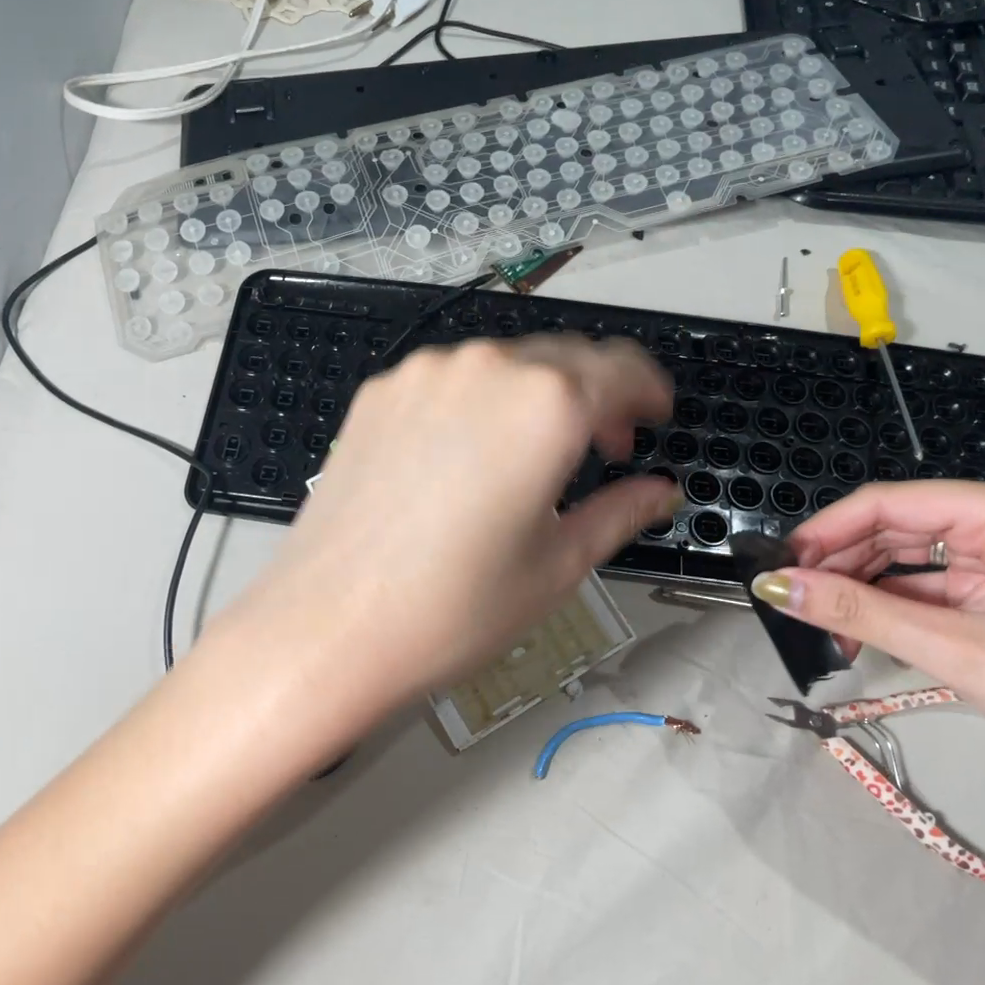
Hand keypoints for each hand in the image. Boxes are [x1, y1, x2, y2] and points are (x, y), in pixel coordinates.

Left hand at [214, 336, 680, 712]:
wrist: (329, 625)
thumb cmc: (441, 609)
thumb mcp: (556, 566)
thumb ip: (619, 514)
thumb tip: (655, 493)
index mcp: (543, 407)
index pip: (622, 368)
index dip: (648, 391)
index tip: (652, 414)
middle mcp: (483, 372)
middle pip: (565, 358)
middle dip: (597, 395)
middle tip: (606, 447)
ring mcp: (423, 377)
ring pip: (505, 364)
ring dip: (537, 395)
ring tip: (538, 455)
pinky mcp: (380, 395)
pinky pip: (451, 379)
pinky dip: (480, 401)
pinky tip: (474, 455)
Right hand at [751, 480, 984, 781]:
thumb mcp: (956, 650)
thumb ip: (859, 614)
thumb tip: (775, 588)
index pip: (890, 503)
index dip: (825, 532)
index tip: (776, 568)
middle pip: (894, 528)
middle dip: (840, 566)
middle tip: (793, 605)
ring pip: (904, 558)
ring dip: (861, 592)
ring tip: (823, 631)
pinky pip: (927, 586)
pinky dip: (890, 610)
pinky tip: (860, 636)